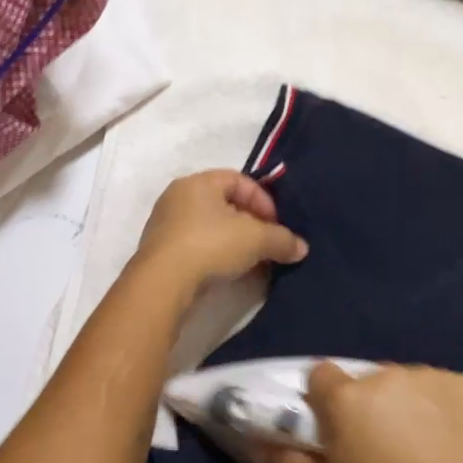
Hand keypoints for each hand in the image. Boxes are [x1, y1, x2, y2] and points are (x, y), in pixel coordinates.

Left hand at [130, 171, 307, 292]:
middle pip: (224, 203)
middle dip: (251, 223)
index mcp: (198, 182)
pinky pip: (196, 245)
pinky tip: (227, 272)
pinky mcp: (160, 251)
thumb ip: (282, 240)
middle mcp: (178, 196)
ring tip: (251, 262)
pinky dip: (215, 254)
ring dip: (234, 242)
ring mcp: (165, 224)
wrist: (163, 283)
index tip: (276, 225)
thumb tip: (301, 248)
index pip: (239, 180)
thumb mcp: (256, 240)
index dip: (263, 200)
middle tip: (267, 244)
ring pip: (210, 226)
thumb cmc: (210, 245)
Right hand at [253, 363, 462, 462]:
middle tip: (383, 449)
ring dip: (407, 406)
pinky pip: (443, 390)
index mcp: (346, 398)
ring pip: (406, 384)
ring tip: (426, 450)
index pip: (320, 376)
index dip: (325, 402)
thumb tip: (256, 442)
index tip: (336, 431)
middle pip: (366, 381)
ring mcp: (431, 376)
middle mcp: (386, 375)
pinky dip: (443, 409)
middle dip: (369, 406)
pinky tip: (457, 444)